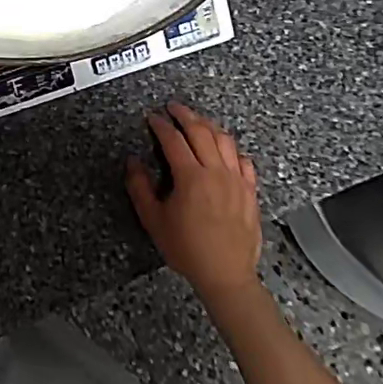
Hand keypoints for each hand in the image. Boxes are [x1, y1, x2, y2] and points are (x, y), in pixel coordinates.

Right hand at [125, 102, 263, 300]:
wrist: (225, 275)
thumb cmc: (187, 249)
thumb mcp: (153, 219)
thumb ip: (139, 187)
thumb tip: (133, 162)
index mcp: (191, 177)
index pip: (173, 140)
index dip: (161, 125)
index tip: (152, 118)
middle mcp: (216, 173)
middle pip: (201, 131)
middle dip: (185, 115)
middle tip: (173, 108)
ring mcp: (236, 181)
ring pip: (224, 141)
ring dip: (208, 125)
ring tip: (197, 120)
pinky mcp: (249, 192)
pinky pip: (243, 161)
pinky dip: (232, 149)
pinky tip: (224, 149)